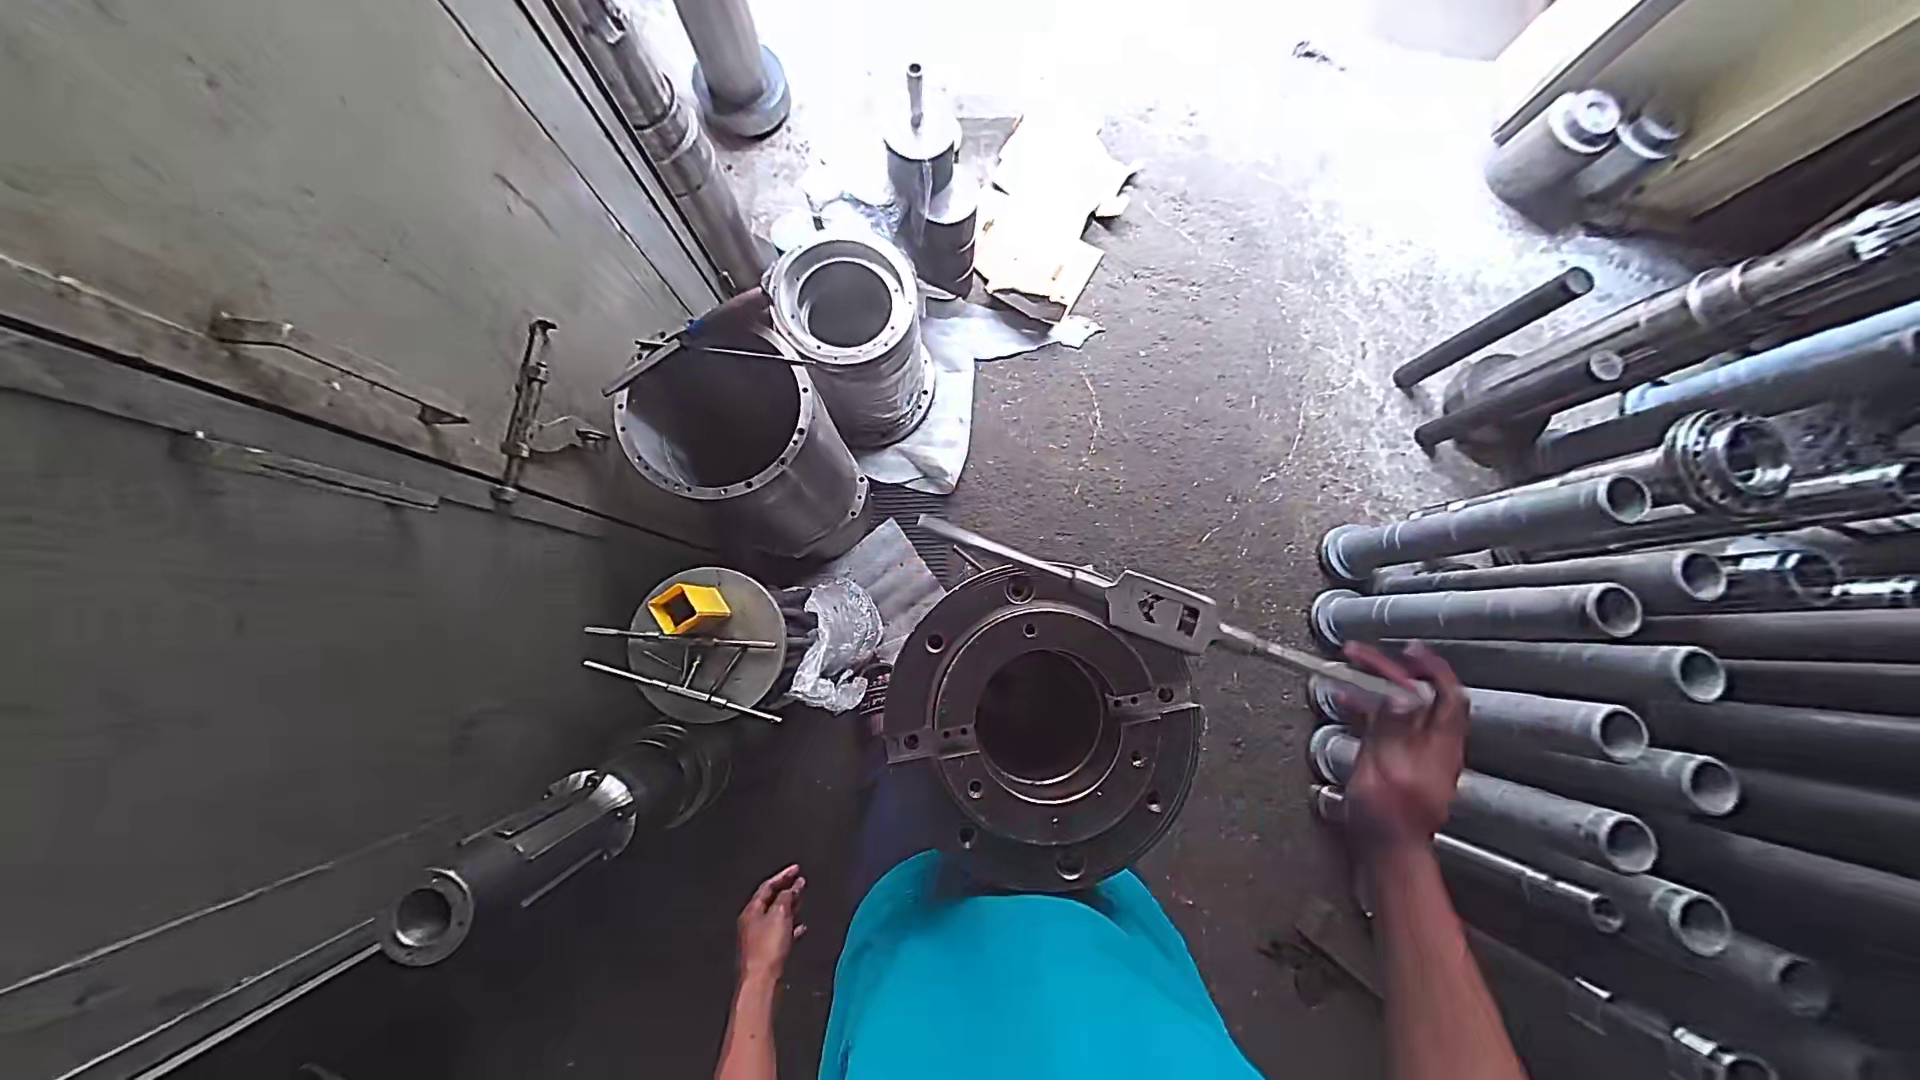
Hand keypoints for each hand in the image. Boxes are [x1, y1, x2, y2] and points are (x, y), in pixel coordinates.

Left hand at [736, 864, 805, 982]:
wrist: (761, 983)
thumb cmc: (767, 947)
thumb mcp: (780, 914)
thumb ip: (787, 896)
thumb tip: (792, 887)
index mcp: (752, 910)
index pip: (768, 886)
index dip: (783, 875)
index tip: (797, 869)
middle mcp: (752, 922)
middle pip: (771, 900)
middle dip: (787, 890)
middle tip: (801, 882)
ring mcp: (758, 937)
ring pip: (776, 915)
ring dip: (790, 906)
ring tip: (802, 899)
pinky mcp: (765, 952)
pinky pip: (779, 932)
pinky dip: (790, 926)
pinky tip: (801, 928)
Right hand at [1339, 642, 1467, 852]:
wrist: (1386, 849)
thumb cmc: (1387, 818)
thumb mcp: (1387, 768)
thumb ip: (1393, 728)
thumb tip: (1402, 693)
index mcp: (1438, 746)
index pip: (1446, 696)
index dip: (1430, 667)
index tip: (1407, 649)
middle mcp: (1432, 747)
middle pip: (1421, 697)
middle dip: (1394, 669)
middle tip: (1364, 654)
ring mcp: (1416, 753)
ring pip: (1403, 707)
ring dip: (1378, 685)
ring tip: (1351, 670)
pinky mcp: (1397, 760)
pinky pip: (1386, 723)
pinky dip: (1367, 706)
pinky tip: (1346, 702)